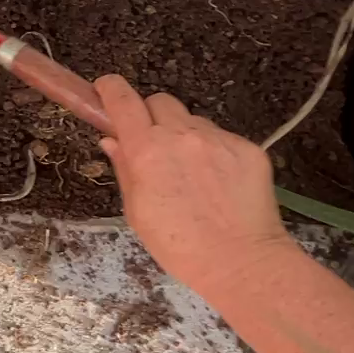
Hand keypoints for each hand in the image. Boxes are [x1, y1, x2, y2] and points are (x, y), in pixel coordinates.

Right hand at [93, 74, 296, 292]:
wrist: (243, 264)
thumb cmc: (178, 245)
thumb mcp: (136, 211)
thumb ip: (124, 168)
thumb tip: (112, 140)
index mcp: (146, 149)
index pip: (122, 98)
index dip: (110, 88)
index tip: (105, 90)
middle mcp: (181, 135)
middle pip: (158, 101)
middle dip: (150, 116)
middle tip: (154, 144)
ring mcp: (218, 140)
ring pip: (192, 120)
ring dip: (184, 135)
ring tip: (193, 172)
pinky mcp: (248, 149)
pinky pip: (222, 138)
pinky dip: (215, 152)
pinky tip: (219, 183)